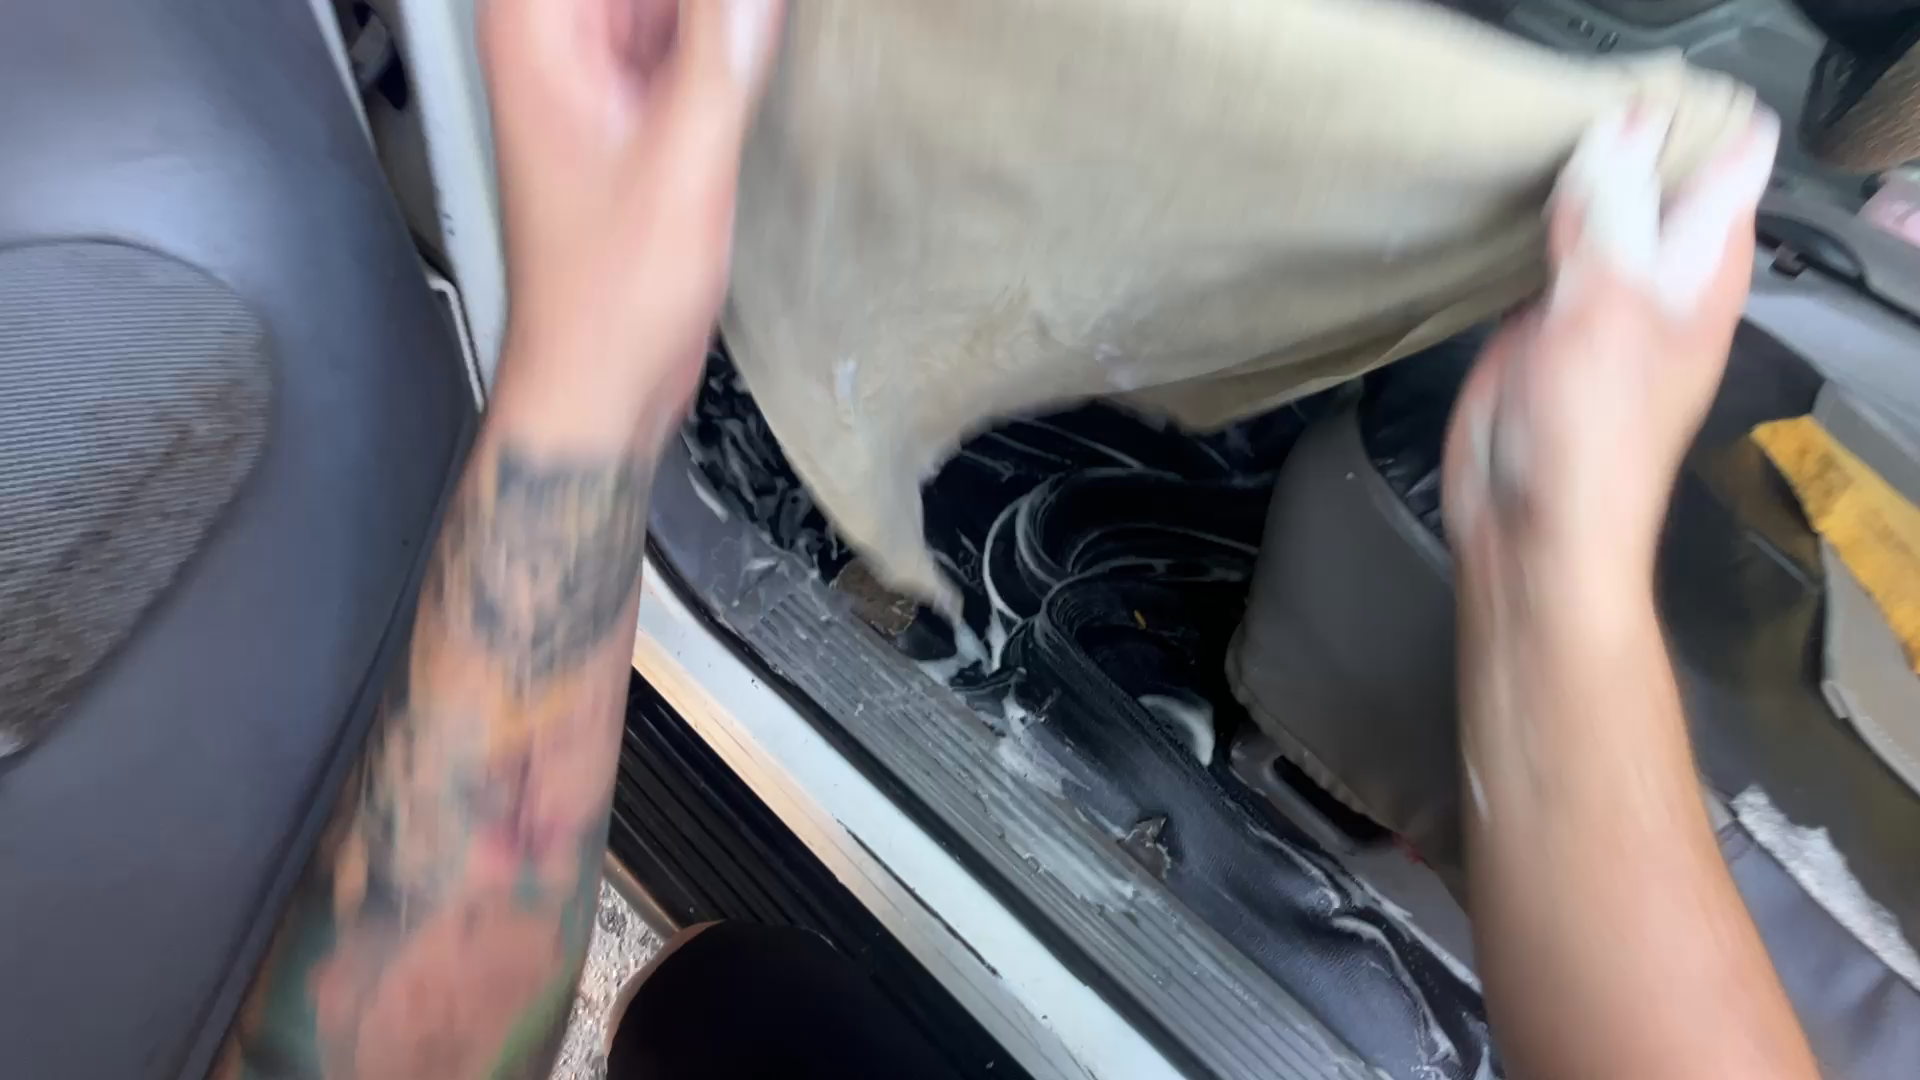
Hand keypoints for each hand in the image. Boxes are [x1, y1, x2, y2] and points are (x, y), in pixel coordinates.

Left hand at [480, 0, 783, 443]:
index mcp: (543, 30)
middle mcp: (564, 49)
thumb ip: (724, 56)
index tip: (753, 16)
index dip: (699, 0)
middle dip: (717, 12)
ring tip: (765, 48)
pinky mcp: (642, 129)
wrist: (605, 376)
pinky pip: (688, 60)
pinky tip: (763, 59)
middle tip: (767, 30)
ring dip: (726, 25)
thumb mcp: (683, 166)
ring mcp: (606, 90)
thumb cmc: (611, 300)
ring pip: (672, 13)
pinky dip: (727, 55)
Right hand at [1442, 107, 1779, 591]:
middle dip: (1602, 144)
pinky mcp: (1524, 331)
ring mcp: (1582, 304)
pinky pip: (1522, 267)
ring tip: (1505, 149)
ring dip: (1551, 192)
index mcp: (1697, 266)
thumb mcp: (1603, 316)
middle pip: (1638, 184)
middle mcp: (1645, 278)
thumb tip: (1617, 130)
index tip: (1611, 85)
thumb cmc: (1587, 438)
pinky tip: (1479, 218)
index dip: (1675, 116)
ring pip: (1575, 223)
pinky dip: (1506, 241)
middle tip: (1541, 109)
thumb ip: (1607, 222)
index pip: (1715, 159)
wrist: (1525, 516)